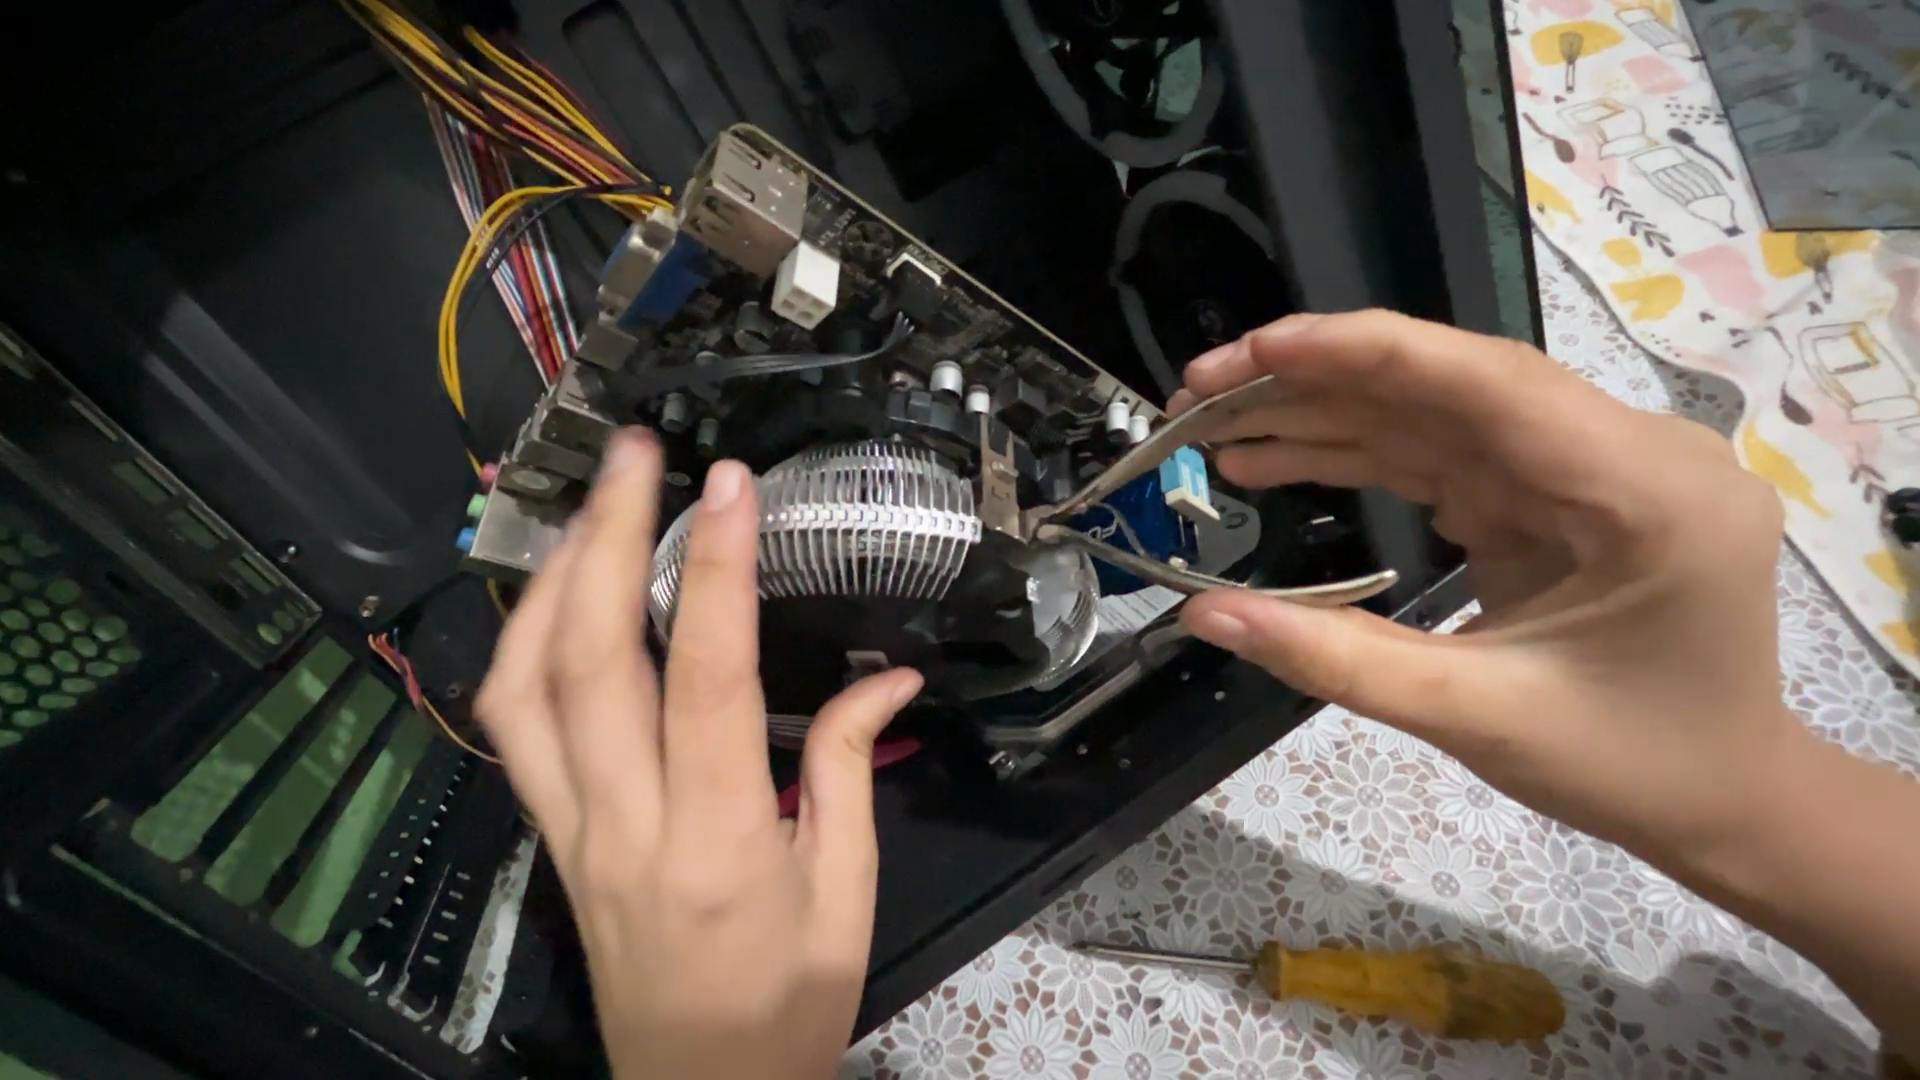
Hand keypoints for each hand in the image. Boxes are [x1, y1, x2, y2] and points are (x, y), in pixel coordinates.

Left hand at [475, 431, 922, 1079]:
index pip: (710, 679)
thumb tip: (888, 677)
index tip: (729, 487)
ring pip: (526, 685)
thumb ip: (850, 770)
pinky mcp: (551, 837)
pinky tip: (558, 595)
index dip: (718, 570)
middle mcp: (625, 825)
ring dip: (553, 580)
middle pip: (592, 660)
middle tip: (639, 457)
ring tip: (594, 507)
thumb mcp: (847, 893)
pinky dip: (525, 643)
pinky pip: (513, 727)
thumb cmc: (789, 1001)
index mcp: (719, 840)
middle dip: (612, 538)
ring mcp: (570, 831)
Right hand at [1170, 310, 1805, 873]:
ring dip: (1310, 414)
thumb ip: (1331, 658)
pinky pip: (1421, 451)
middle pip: (1436, 382)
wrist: (1718, 796)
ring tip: (1210, 430)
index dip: (1359, 352)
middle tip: (1197, 398)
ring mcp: (1569, 466)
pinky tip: (1265, 462)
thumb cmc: (1624, 762)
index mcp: (1636, 490)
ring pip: (1417, 412)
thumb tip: (1201, 613)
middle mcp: (1612, 450)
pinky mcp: (1530, 490)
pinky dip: (1340, 453)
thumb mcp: (1469, 715)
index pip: (1485, 381)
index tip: (1252, 354)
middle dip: (1307, 381)